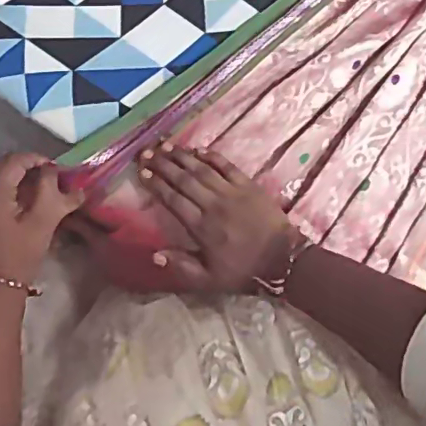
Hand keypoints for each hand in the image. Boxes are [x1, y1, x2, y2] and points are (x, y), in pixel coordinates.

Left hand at [0, 152, 82, 284]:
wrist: (1, 282)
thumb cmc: (22, 251)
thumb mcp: (43, 219)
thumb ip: (51, 190)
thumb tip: (55, 171)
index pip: (15, 161)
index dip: (37, 159)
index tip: (57, 168)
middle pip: (6, 164)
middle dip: (30, 163)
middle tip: (51, 172)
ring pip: (3, 175)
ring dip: (24, 173)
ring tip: (46, 182)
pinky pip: (3, 187)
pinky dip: (19, 184)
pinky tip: (35, 196)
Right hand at [137, 145, 301, 292]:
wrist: (283, 259)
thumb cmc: (244, 270)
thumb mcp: (210, 280)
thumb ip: (182, 266)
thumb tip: (155, 254)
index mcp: (202, 227)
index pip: (173, 200)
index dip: (156, 184)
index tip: (142, 173)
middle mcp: (213, 205)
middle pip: (183, 179)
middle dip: (162, 164)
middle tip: (147, 152)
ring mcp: (232, 192)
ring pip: (202, 169)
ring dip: (182, 156)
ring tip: (165, 145)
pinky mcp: (248, 185)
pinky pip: (226, 166)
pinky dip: (212, 156)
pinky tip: (198, 149)